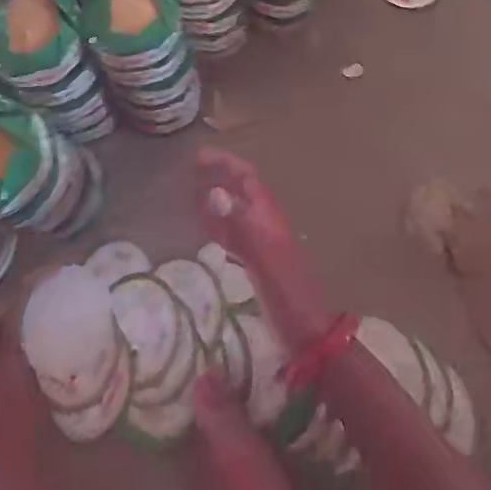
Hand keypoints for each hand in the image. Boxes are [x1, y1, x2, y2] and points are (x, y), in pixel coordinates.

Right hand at [197, 148, 330, 349]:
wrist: (306, 333)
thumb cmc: (287, 293)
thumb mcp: (262, 256)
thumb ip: (239, 224)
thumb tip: (214, 191)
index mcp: (268, 215)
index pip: (246, 176)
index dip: (225, 162)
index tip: (197, 157)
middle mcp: (264, 223)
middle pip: (239, 190)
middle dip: (215, 177)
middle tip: (184, 174)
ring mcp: (259, 243)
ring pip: (233, 212)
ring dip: (212, 201)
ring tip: (185, 196)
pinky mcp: (254, 263)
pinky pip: (231, 237)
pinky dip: (214, 229)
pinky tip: (199, 232)